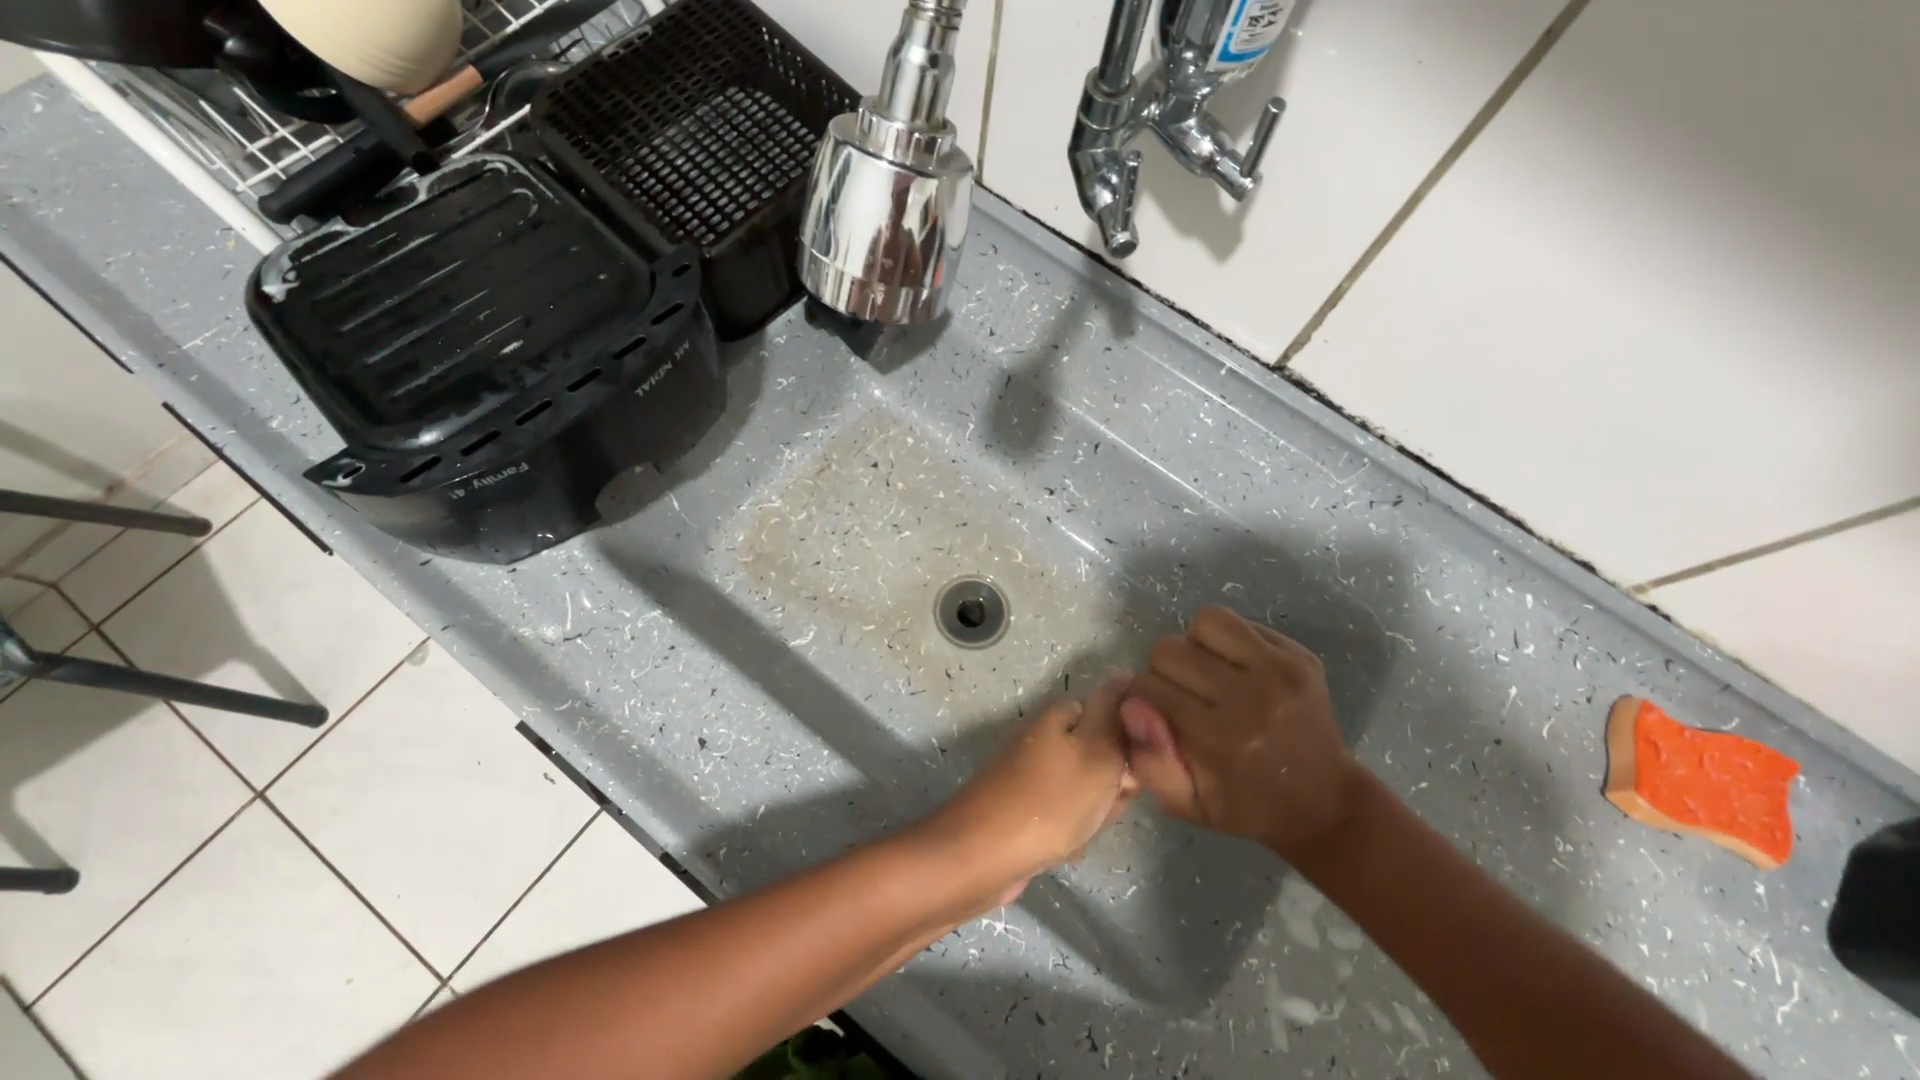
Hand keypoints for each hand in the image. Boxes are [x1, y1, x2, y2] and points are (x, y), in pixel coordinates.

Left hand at [921, 675, 1138, 907]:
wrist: (980, 857)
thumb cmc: (1049, 802)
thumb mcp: (1097, 751)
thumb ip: (1112, 713)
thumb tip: (1123, 675)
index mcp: (1058, 717)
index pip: (1110, 714)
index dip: (1128, 743)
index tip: (1133, 770)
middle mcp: (1042, 740)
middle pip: (1099, 757)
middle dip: (1112, 786)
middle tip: (1105, 804)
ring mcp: (1029, 777)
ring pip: (1084, 792)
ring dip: (1092, 815)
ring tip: (1080, 831)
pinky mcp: (1021, 812)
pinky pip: (1062, 819)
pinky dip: (1068, 835)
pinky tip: (1062, 850)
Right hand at [1121, 608, 1362, 859]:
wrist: (1322, 802)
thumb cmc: (1245, 807)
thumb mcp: (1187, 804)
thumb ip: (1150, 761)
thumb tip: (1130, 705)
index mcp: (1218, 739)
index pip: (1147, 689)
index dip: (1142, 700)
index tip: (1156, 715)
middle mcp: (1250, 698)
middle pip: (1169, 650)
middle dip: (1164, 672)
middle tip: (1182, 696)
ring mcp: (1280, 671)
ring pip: (1205, 623)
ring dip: (1196, 647)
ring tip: (1206, 674)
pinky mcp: (1298, 656)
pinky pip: (1240, 622)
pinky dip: (1226, 641)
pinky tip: (1235, 669)